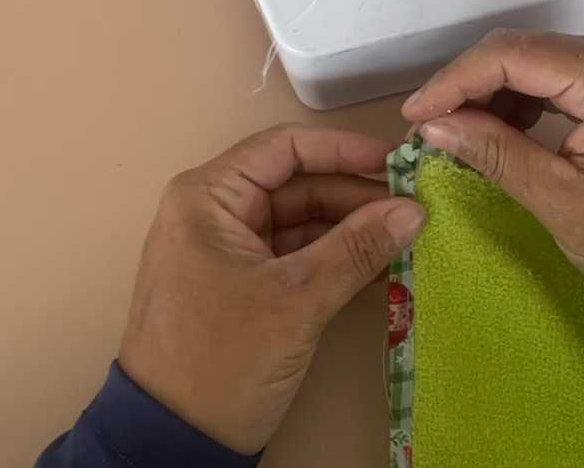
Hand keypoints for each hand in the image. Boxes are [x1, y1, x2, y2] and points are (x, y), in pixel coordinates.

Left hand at [118, 123, 425, 453]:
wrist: (168, 451)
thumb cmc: (219, 362)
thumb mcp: (295, 301)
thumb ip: (357, 248)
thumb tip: (415, 209)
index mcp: (209, 196)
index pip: (286, 147)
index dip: (344, 149)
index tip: (394, 162)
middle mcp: (216, 209)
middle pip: (298, 181)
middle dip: (354, 193)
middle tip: (410, 204)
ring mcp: (230, 245)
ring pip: (303, 216)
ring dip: (351, 226)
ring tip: (403, 234)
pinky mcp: (244, 278)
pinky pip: (297, 250)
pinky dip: (335, 255)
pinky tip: (379, 263)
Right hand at [401, 30, 583, 298]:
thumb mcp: (562, 202)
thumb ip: (495, 153)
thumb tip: (434, 124)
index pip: (510, 55)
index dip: (454, 81)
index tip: (415, 116)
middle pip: (519, 50)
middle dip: (468, 86)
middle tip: (431, 129)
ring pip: (532, 60)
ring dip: (490, 93)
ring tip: (459, 135)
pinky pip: (554, 75)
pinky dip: (519, 98)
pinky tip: (499, 131)